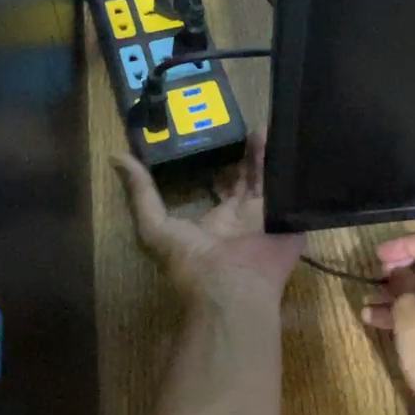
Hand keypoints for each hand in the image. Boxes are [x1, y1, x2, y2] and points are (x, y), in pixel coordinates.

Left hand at [113, 131, 304, 309]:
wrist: (231, 289)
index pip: (222, 184)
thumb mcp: (154, 226)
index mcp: (216, 220)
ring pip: (273, 182)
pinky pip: (296, 196)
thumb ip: (140, 193)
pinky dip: (298, 174)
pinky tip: (298, 149)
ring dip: (272, 156)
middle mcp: (244, 219)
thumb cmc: (191, 260)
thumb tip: (115, 156)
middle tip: (253, 125)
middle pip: (250, 179)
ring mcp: (271, 221)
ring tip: (271, 126)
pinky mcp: (292, 224)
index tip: (223, 133)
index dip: (223, 161)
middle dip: (252, 154)